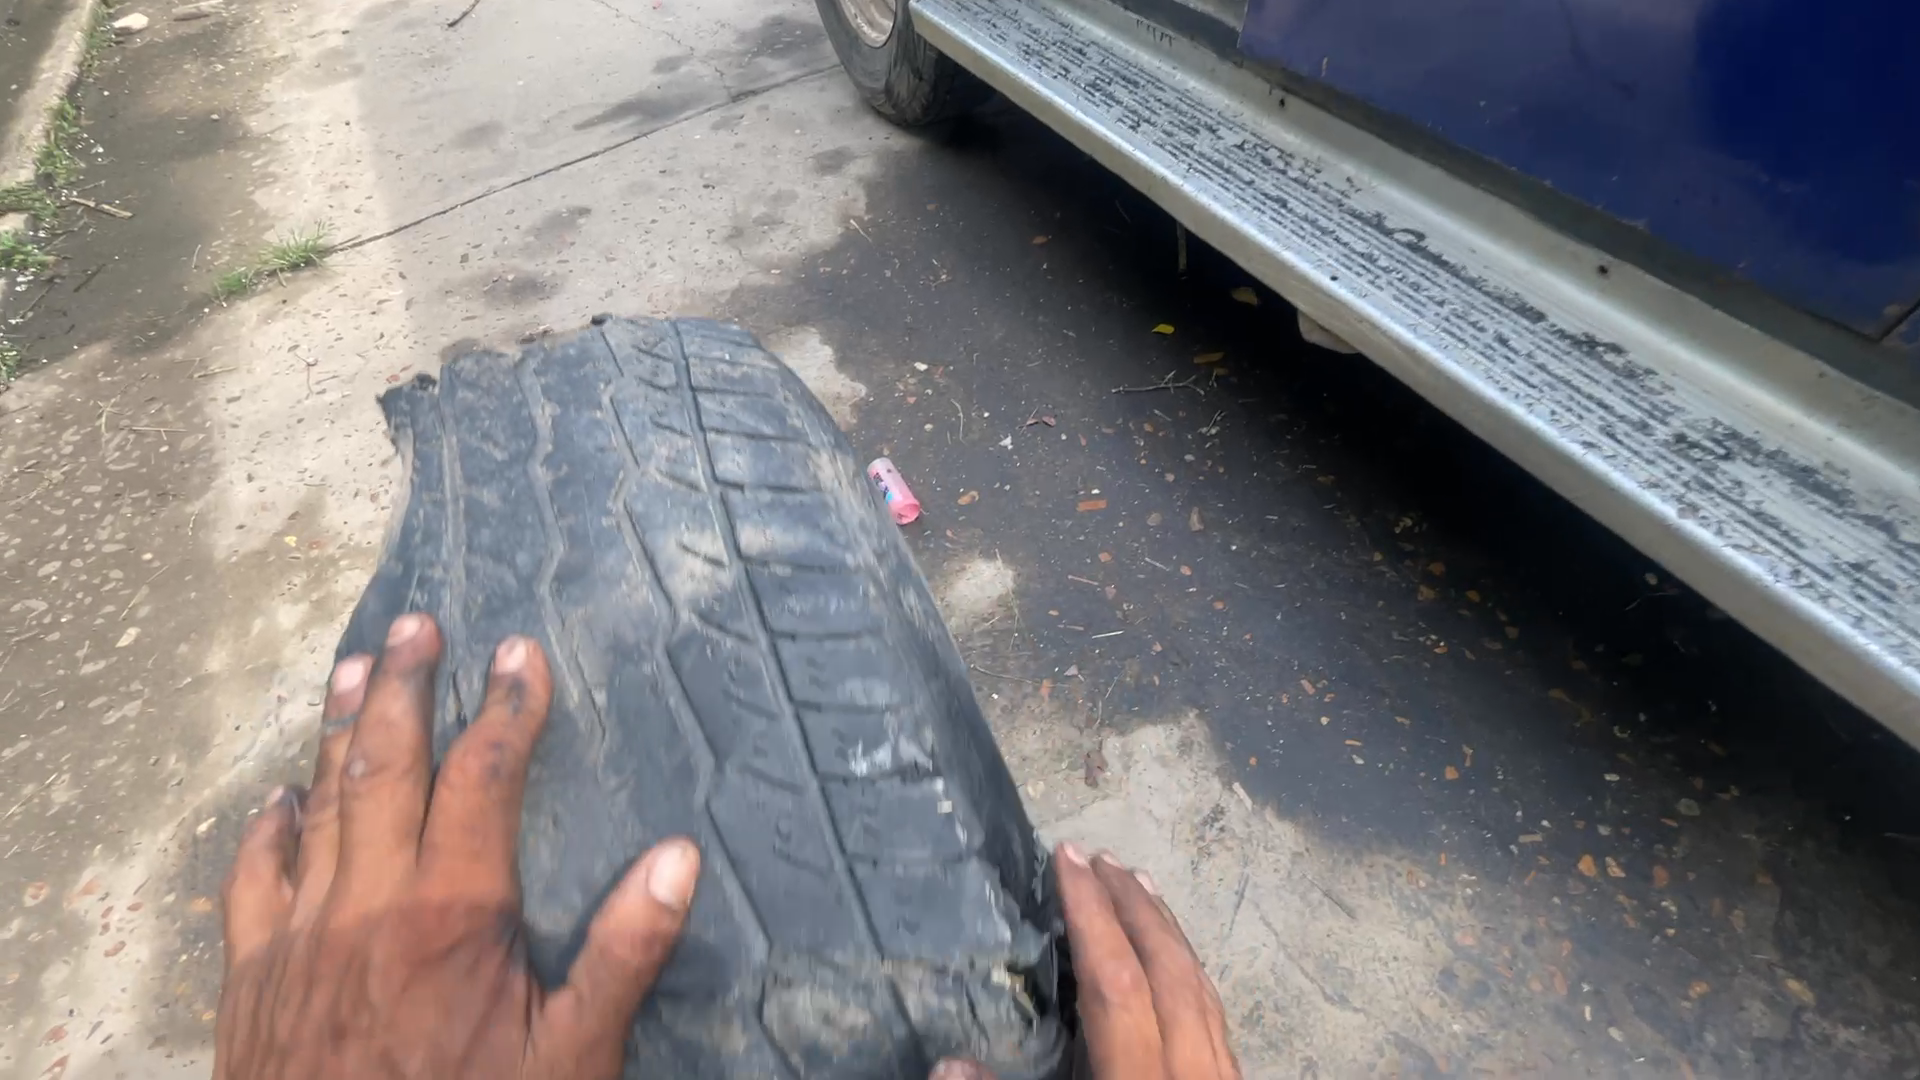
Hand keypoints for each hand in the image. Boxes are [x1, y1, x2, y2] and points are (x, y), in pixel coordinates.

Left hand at [216, 613, 700, 1079]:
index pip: (482, 778)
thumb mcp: (575, 1053)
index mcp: (451, 911)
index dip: (506, 709)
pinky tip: (280, 797)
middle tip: (418, 626)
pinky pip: (251, 884)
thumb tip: (679, 856)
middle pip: (385, 769)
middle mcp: (368, 906)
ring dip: (340, 731)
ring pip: (319, 807)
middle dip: (406, 688)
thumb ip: (627, 951)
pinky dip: (268, 829)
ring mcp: (298, 941)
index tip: (520, 652)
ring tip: (355, 669)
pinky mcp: (253, 982)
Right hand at [931, 844, 1239, 1079]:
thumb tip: (946, 1064)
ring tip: (1133, 881)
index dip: (1092, 915)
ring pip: (1203, 992)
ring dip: (1165, 929)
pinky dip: (1188, 970)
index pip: (1119, 986)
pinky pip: (1215, 1019)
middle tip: (1095, 856)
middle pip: (1171, 975)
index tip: (1066, 858)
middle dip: (1131, 906)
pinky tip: (1171, 957)